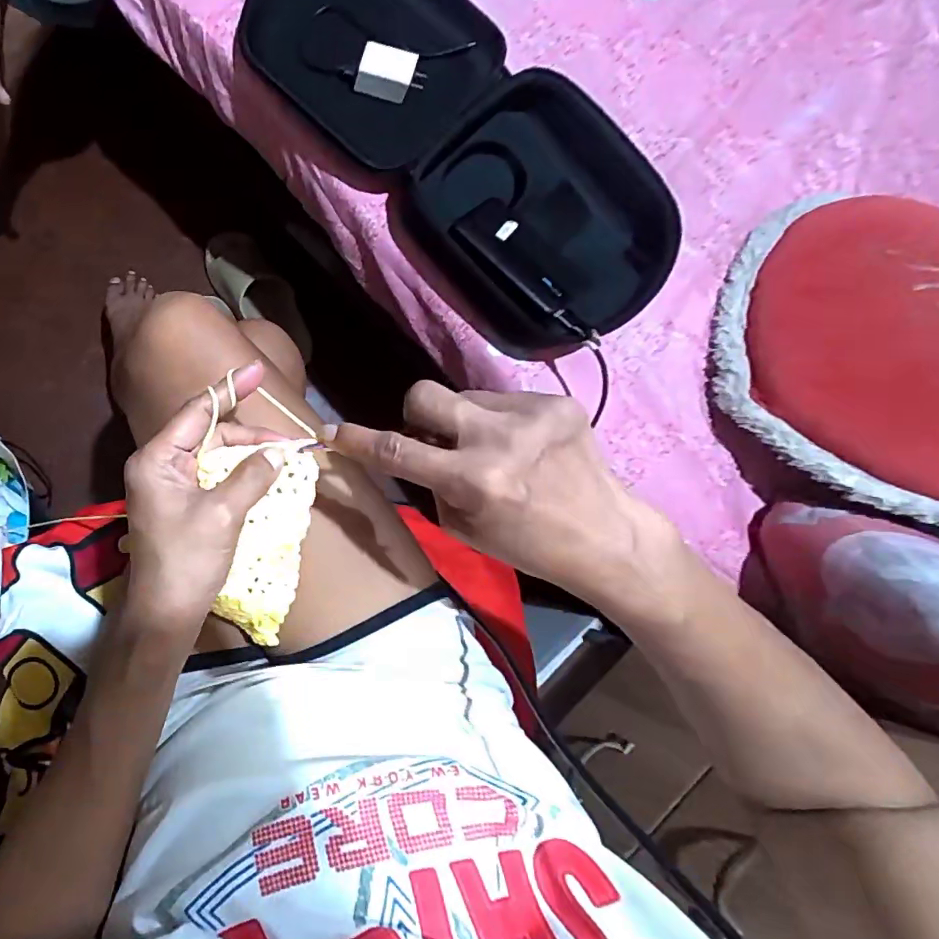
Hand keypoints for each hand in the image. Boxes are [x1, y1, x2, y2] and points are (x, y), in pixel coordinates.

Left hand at [123, 360, 289, 635]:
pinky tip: (261, 474)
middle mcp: (158, 465)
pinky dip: (236, 473)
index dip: (229, 388)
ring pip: (211, 455)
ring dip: (245, 455)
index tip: (256, 368)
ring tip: (282, 458)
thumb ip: (251, 476)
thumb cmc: (187, 561)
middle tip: (289, 443)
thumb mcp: (223, 514)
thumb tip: (280, 452)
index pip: (197, 411)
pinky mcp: (178, 503)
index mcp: (157, 459)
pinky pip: (210, 476)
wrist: (164, 614)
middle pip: (208, 433)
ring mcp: (167, 485)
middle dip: (248, 435)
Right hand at [329, 381, 689, 626]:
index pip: (397, 451)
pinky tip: (525, 446)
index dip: (358, 440)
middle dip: (415, 414)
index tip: (333, 431)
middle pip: (423, 394)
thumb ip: (431, 483)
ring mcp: (532, 414)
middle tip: (432, 436)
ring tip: (494, 449)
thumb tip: (412, 448)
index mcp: (473, 481)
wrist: (605, 534)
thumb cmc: (526, 544)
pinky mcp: (557, 402)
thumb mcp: (461, 526)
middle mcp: (498, 439)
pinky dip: (500, 421)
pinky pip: (502, 400)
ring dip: (464, 420)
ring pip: (465, 395)